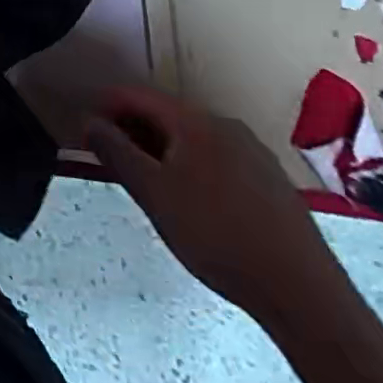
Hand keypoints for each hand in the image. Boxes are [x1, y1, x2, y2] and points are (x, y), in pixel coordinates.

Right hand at [84, 85, 345, 315]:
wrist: (298, 287)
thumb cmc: (215, 235)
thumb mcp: (154, 194)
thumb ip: (117, 153)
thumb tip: (89, 121)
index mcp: (196, 122)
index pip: (140, 96)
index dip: (108, 106)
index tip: (84, 128)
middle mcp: (226, 125)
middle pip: (167, 114)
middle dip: (132, 129)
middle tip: (106, 157)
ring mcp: (252, 151)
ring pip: (192, 138)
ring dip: (159, 148)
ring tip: (141, 180)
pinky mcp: (268, 178)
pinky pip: (216, 157)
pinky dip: (188, 164)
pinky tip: (186, 198)